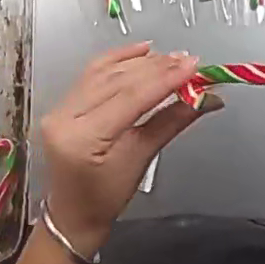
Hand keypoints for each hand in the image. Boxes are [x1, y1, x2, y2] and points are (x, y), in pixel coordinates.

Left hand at [41, 43, 220, 257]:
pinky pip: (92, 74)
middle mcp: (64, 118)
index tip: (193, 66)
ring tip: (172, 58)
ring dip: (140, 62)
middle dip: (156, 68)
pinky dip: (117, 60)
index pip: (129, 97)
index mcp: (81, 139)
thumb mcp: (140, 161)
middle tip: (189, 61)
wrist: (73, 213)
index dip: (164, 78)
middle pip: (117, 81)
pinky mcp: (63, 103)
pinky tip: (140, 50)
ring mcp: (60, 108)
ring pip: (104, 73)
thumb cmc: (104, 197)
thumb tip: (204, 99)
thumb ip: (170, 123)